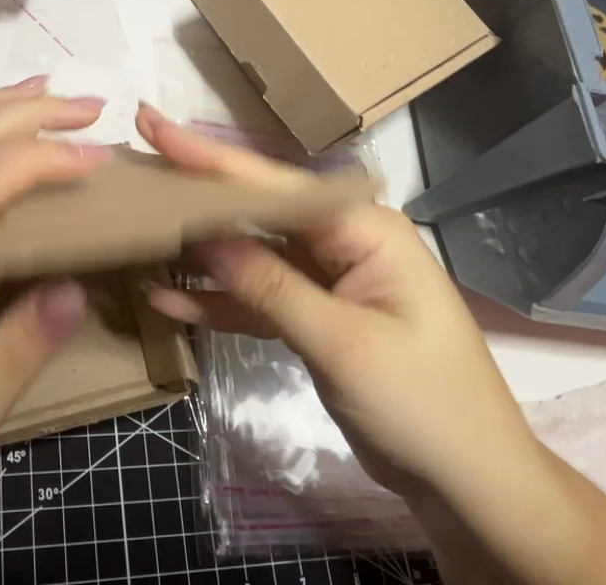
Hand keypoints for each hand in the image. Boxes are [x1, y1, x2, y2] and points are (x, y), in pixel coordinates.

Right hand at [134, 103, 537, 496]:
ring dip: (196, 250)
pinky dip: (215, 302)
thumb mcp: (343, 343)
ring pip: (248, 253)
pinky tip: (165, 300)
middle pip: (254, 209)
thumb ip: (270, 286)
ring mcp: (325, 280)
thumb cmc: (423, 403)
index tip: (152, 123)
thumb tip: (202, 238)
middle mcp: (340, 241)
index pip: (271, 185)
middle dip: (195, 191)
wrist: (470, 482)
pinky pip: (254, 298)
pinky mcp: (312, 317)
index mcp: (361, 228)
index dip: (207, 156)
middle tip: (135, 165)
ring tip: (137, 225)